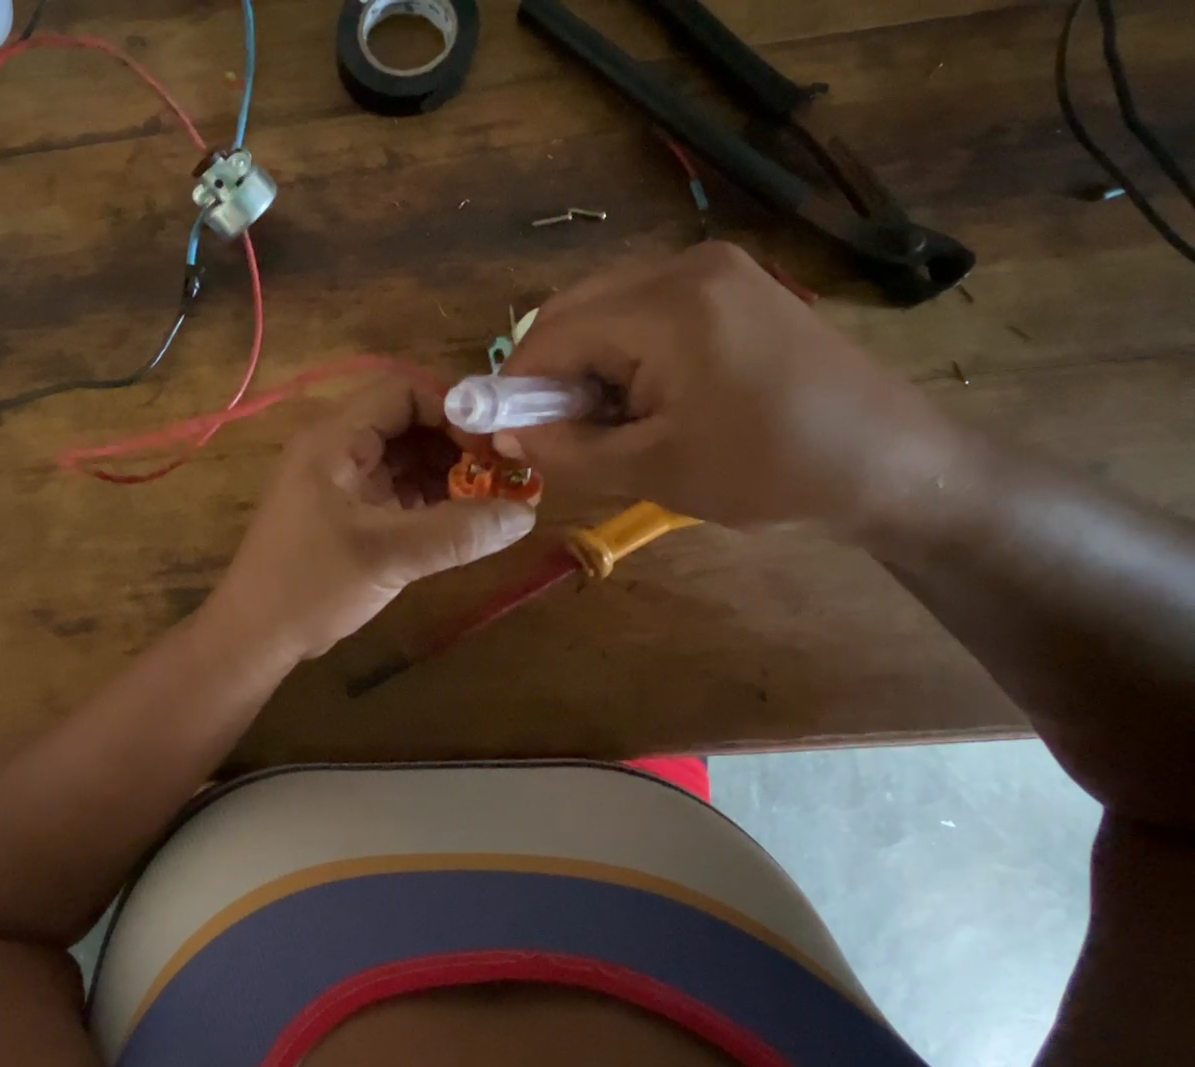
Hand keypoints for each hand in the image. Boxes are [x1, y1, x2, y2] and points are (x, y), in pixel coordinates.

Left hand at [204, 376, 538, 662]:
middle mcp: (334, 448)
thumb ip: (459, 531)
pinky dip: (427, 497)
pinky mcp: (344, 510)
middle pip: (406, 420)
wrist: (254, 635)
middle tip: (501, 474)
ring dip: (445, 472)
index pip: (401, 391)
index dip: (452, 409)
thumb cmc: (311, 585)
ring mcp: (338, 480)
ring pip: (403, 456)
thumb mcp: (390, 555)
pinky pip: (394, 487)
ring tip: (489, 500)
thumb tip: (525, 513)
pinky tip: (460, 520)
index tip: (494, 444)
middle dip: (455, 442)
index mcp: (333, 440)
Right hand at [494, 242, 965, 532]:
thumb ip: (563, 449)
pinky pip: (642, 311)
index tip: (502, 437)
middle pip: (572, 312)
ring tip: (607, 422)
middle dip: (548, 375)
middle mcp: (686, 265)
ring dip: (582, 365)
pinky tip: (643, 399)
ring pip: (602, 310)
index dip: (513, 388)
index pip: (550, 336)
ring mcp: (714, 269)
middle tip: (557, 434)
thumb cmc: (771, 472)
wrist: (895, 466)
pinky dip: (620, 353)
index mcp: (668, 306)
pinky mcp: (732, 285)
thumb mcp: (651, 470)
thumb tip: (501, 434)